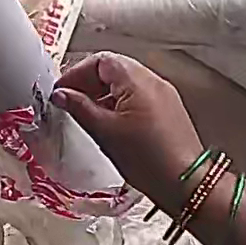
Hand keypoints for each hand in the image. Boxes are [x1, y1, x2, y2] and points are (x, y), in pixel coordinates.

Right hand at [51, 52, 205, 208]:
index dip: (76, 73)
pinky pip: (136, 96)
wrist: (185, 184)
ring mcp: (163, 95)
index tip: (61, 91)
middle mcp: (153, 82)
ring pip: (124, 82)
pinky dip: (117, 102)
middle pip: (113, 68)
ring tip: (86, 113)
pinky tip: (108, 122)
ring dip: (101, 92)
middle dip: (87, 82)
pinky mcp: (167, 110)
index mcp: (138, 82)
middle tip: (70, 100)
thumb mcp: (104, 131)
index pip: (101, 60)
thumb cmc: (146, 158)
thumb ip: (79, 107)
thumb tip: (60, 94)